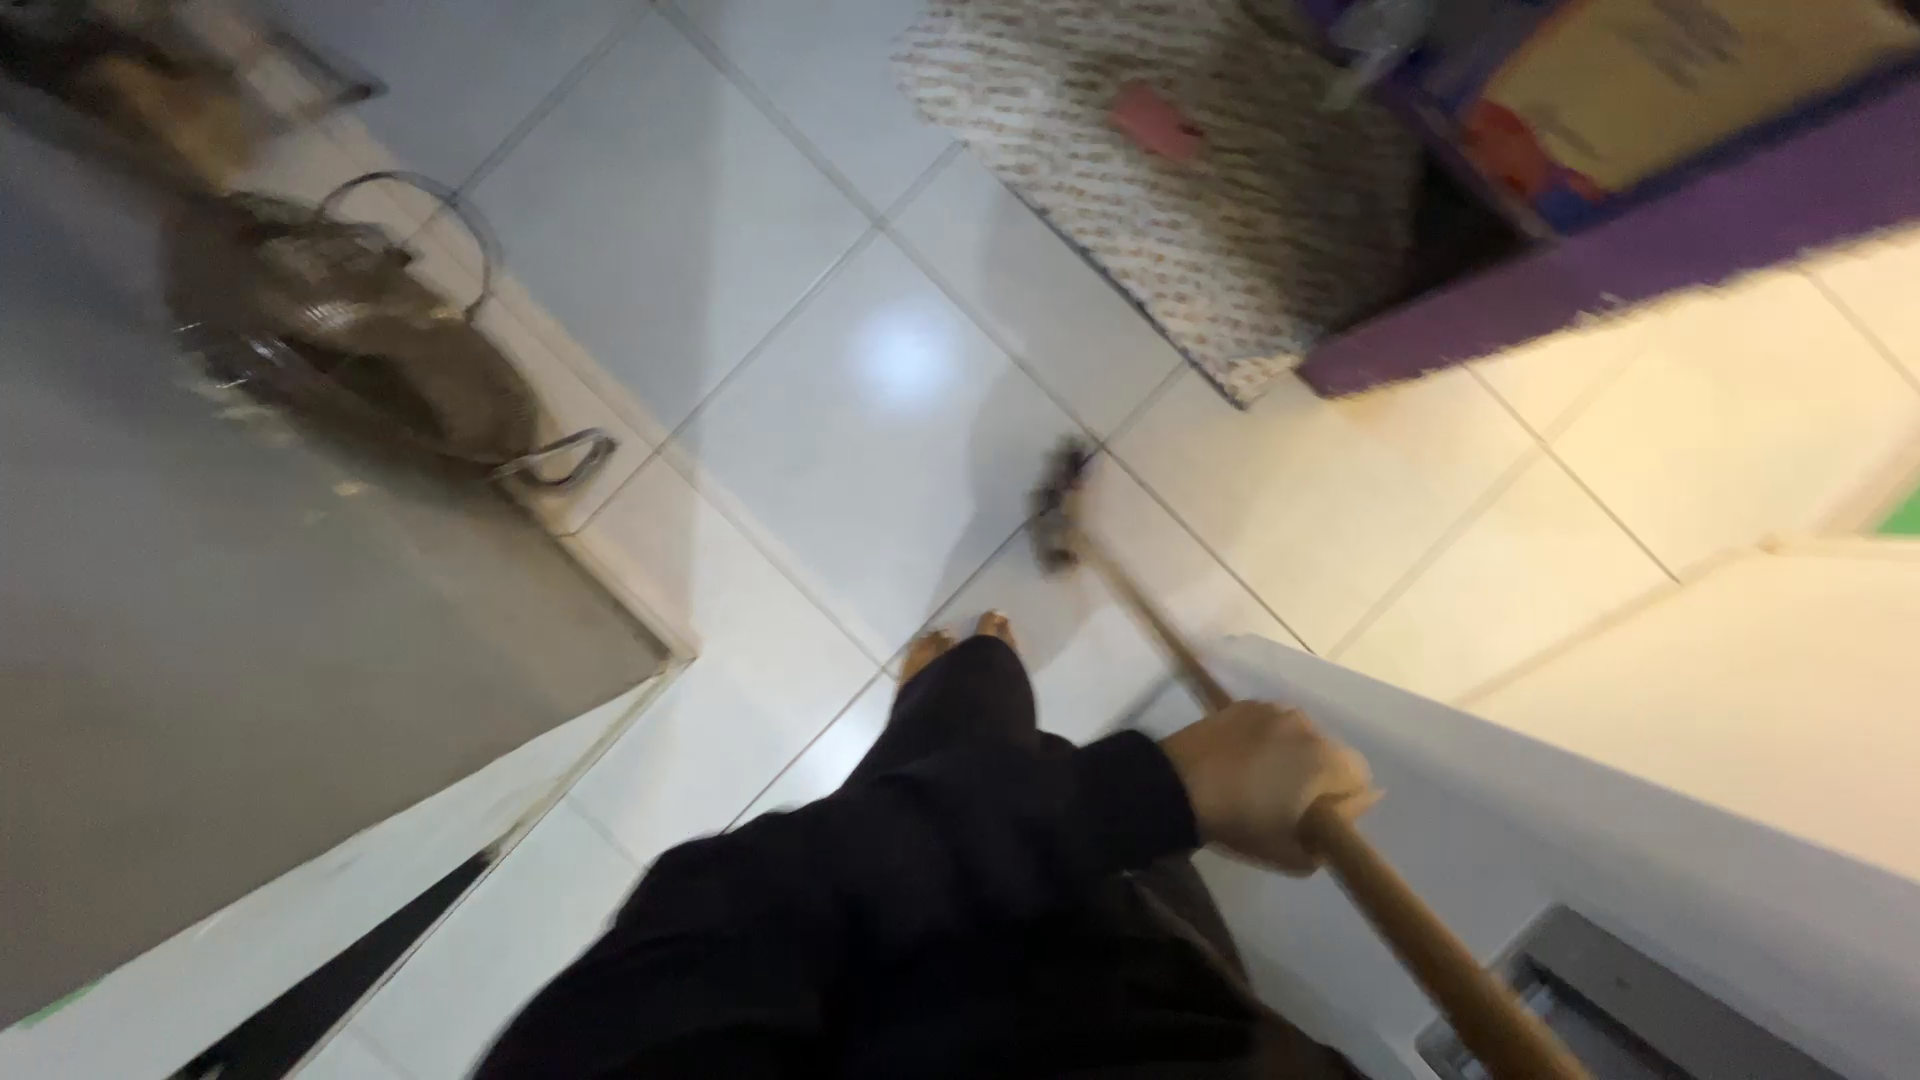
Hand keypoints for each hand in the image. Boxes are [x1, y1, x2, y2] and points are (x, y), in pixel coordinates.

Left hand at [1158, 701, 1374, 875]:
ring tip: (1258, 777)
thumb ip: (1337, 835)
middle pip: (1329, 752)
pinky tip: (1240, 758)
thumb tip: (1356, 806)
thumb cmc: (1239, 821)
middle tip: (1284, 800)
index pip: (1359, 778)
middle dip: (1318, 775)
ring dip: (1291, 754)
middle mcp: (1305, 724)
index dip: (1342, 802)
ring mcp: (1271, 709)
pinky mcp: (1241, 704)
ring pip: (1299, 736)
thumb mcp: (1294, 853)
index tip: (1312, 817)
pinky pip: (1270, 724)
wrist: (1175, 785)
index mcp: (1325, 758)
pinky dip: (1265, 739)